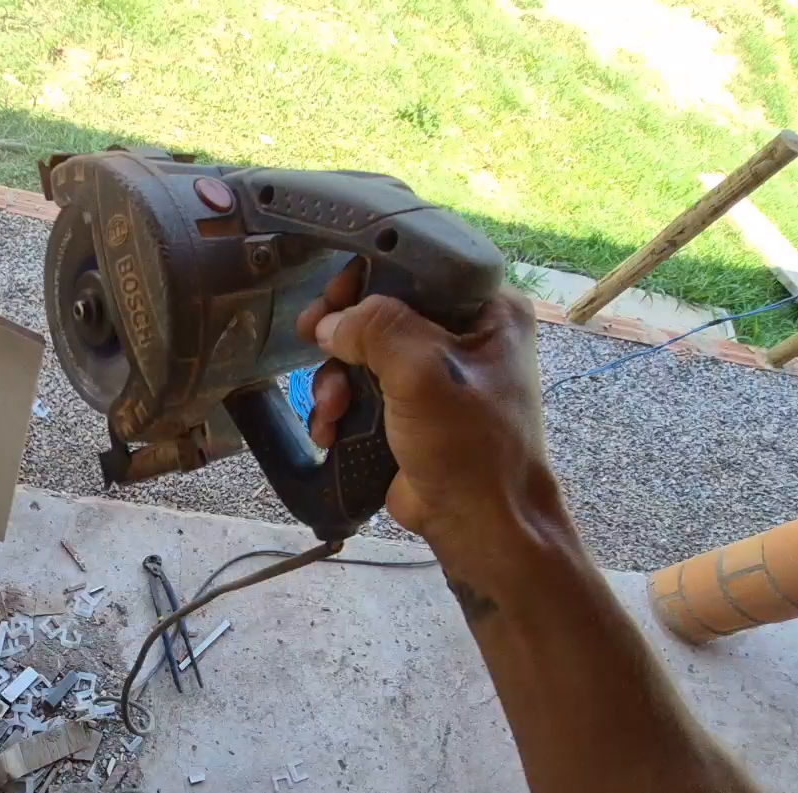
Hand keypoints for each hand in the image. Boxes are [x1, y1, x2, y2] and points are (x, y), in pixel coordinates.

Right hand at [298, 263, 561, 549]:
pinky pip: (359, 392)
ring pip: (362, 355)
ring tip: (329, 411)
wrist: (477, 521)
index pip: (421, 265)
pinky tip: (329, 430)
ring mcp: (430, 375)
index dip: (371, 274)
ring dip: (333, 381)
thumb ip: (377, 331)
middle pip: (382, 311)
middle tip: (311, 338)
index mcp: (486, 310)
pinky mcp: (406, 410)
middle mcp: (461, 335)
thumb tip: (329, 323)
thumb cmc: (467, 446)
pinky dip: (337, 409)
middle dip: (342, 335)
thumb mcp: (423, 375)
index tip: (335, 296)